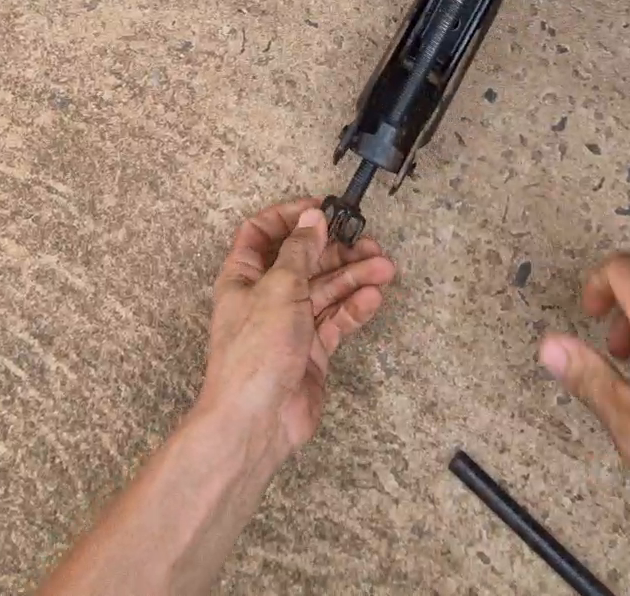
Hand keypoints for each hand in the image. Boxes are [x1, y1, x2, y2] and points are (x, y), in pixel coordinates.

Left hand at [39, 198, 397, 595]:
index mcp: (245, 276)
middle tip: (368, 241)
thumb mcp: (279, 287)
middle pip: (305, 260)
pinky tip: (373, 298)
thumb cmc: (255, 352)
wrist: (257, 421)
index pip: (262, 232)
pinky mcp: (312, 350)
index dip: (289, 216)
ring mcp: (291, 323)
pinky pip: (337, 319)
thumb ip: (301, 251)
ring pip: (326, 289)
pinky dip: (355, 307)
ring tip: (384, 268)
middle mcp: (267, 296)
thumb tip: (312, 219)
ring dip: (355, 276)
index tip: (322, 209)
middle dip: (337, 248)